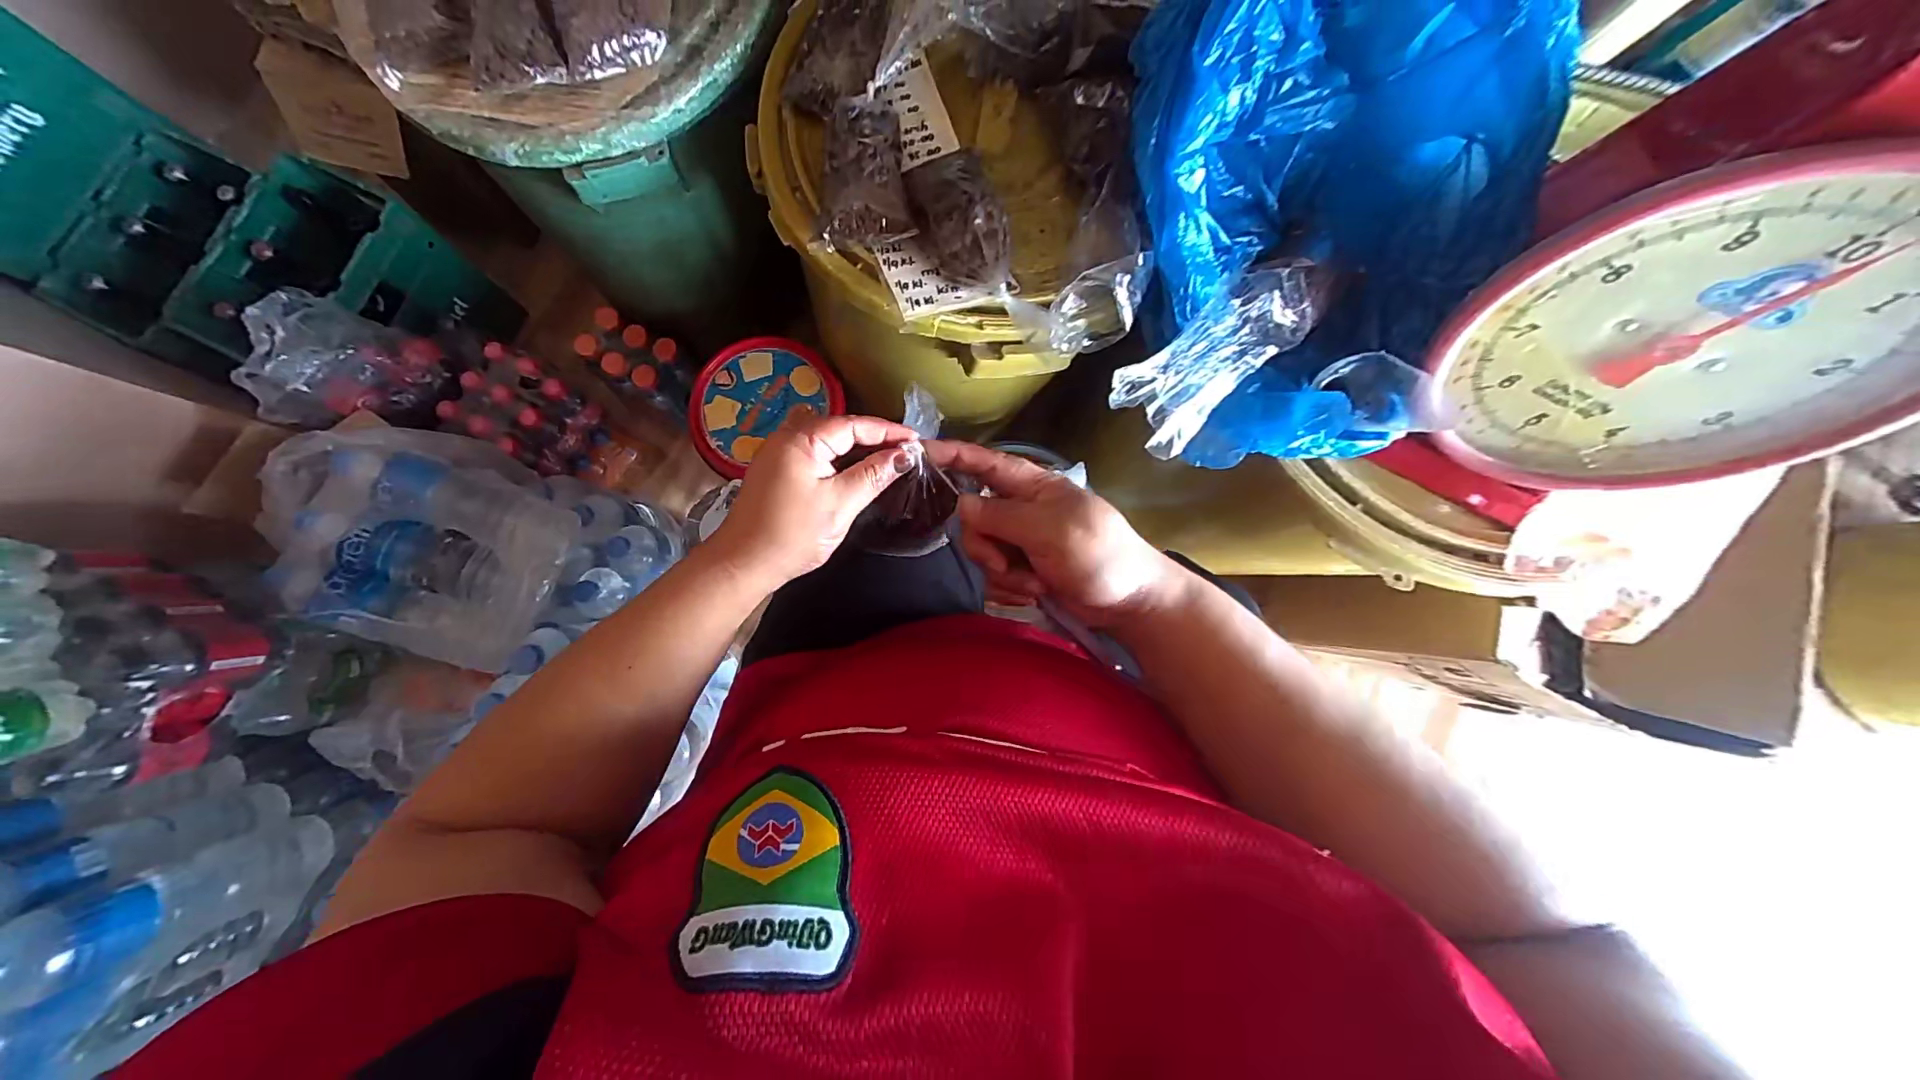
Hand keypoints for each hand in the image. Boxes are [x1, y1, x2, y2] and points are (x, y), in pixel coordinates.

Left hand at [706, 413, 922, 587]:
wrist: (744, 563)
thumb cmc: (791, 535)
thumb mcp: (840, 504)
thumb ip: (873, 475)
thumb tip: (902, 456)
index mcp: (802, 439)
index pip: (854, 424)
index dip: (888, 431)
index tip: (916, 441)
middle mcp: (787, 437)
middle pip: (839, 426)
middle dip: (873, 435)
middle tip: (904, 450)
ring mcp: (778, 453)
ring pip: (825, 437)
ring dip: (854, 444)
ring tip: (883, 457)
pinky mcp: (776, 470)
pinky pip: (813, 451)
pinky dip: (836, 455)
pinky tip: (852, 469)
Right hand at [925, 440, 1185, 627]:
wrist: (1129, 602)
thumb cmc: (1098, 553)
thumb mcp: (1050, 529)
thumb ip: (1002, 516)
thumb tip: (961, 505)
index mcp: (1031, 486)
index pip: (984, 463)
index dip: (953, 455)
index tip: (919, 451)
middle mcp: (1020, 510)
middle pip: (973, 518)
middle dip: (986, 547)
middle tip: (1009, 564)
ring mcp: (1020, 542)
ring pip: (981, 551)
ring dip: (1004, 575)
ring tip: (1036, 583)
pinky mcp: (1022, 571)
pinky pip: (994, 577)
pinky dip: (1011, 590)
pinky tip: (1035, 594)